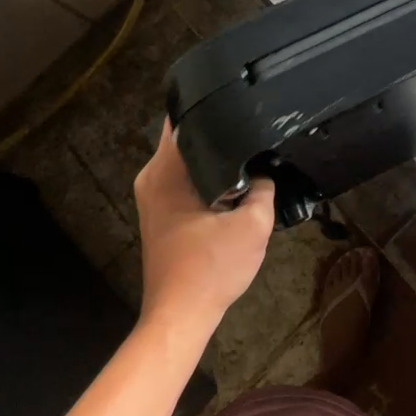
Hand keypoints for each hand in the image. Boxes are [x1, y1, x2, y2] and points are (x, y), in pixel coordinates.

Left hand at [133, 122, 275, 328]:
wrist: (180, 317)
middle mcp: (152, 176)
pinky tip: (233, 181)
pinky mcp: (159, 213)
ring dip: (212, 155)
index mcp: (166, 170)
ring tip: (248, 149)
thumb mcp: (253, 224)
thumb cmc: (211, 268)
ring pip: (186, 159)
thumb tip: (263, 168)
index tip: (238, 98)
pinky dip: (205, 175)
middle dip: (216, 127)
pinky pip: (183, 178)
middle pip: (185, 135)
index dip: (210, 102)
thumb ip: (263, 187)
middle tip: (252, 123)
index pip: (182, 116)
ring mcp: (152, 196)